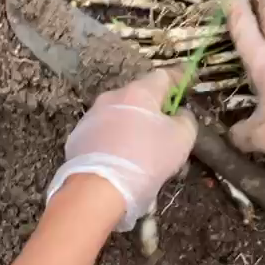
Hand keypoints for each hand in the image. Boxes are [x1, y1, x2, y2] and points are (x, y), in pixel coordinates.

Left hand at [46, 70, 197, 230]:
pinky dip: (115, 143)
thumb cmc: (146, 159)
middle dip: (153, 110)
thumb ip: (185, 120)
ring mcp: (91, 117)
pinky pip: (104, 135)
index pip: (163, 75)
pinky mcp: (78, 138)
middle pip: (139, 97)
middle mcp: (112, 97)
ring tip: (142, 153)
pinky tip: (121, 162)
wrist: (98, 189)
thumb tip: (179, 115)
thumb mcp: (181, 139)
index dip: (178, 79)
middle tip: (165, 130)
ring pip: (120, 117)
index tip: (187, 82)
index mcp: (139, 92)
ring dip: (133, 128)